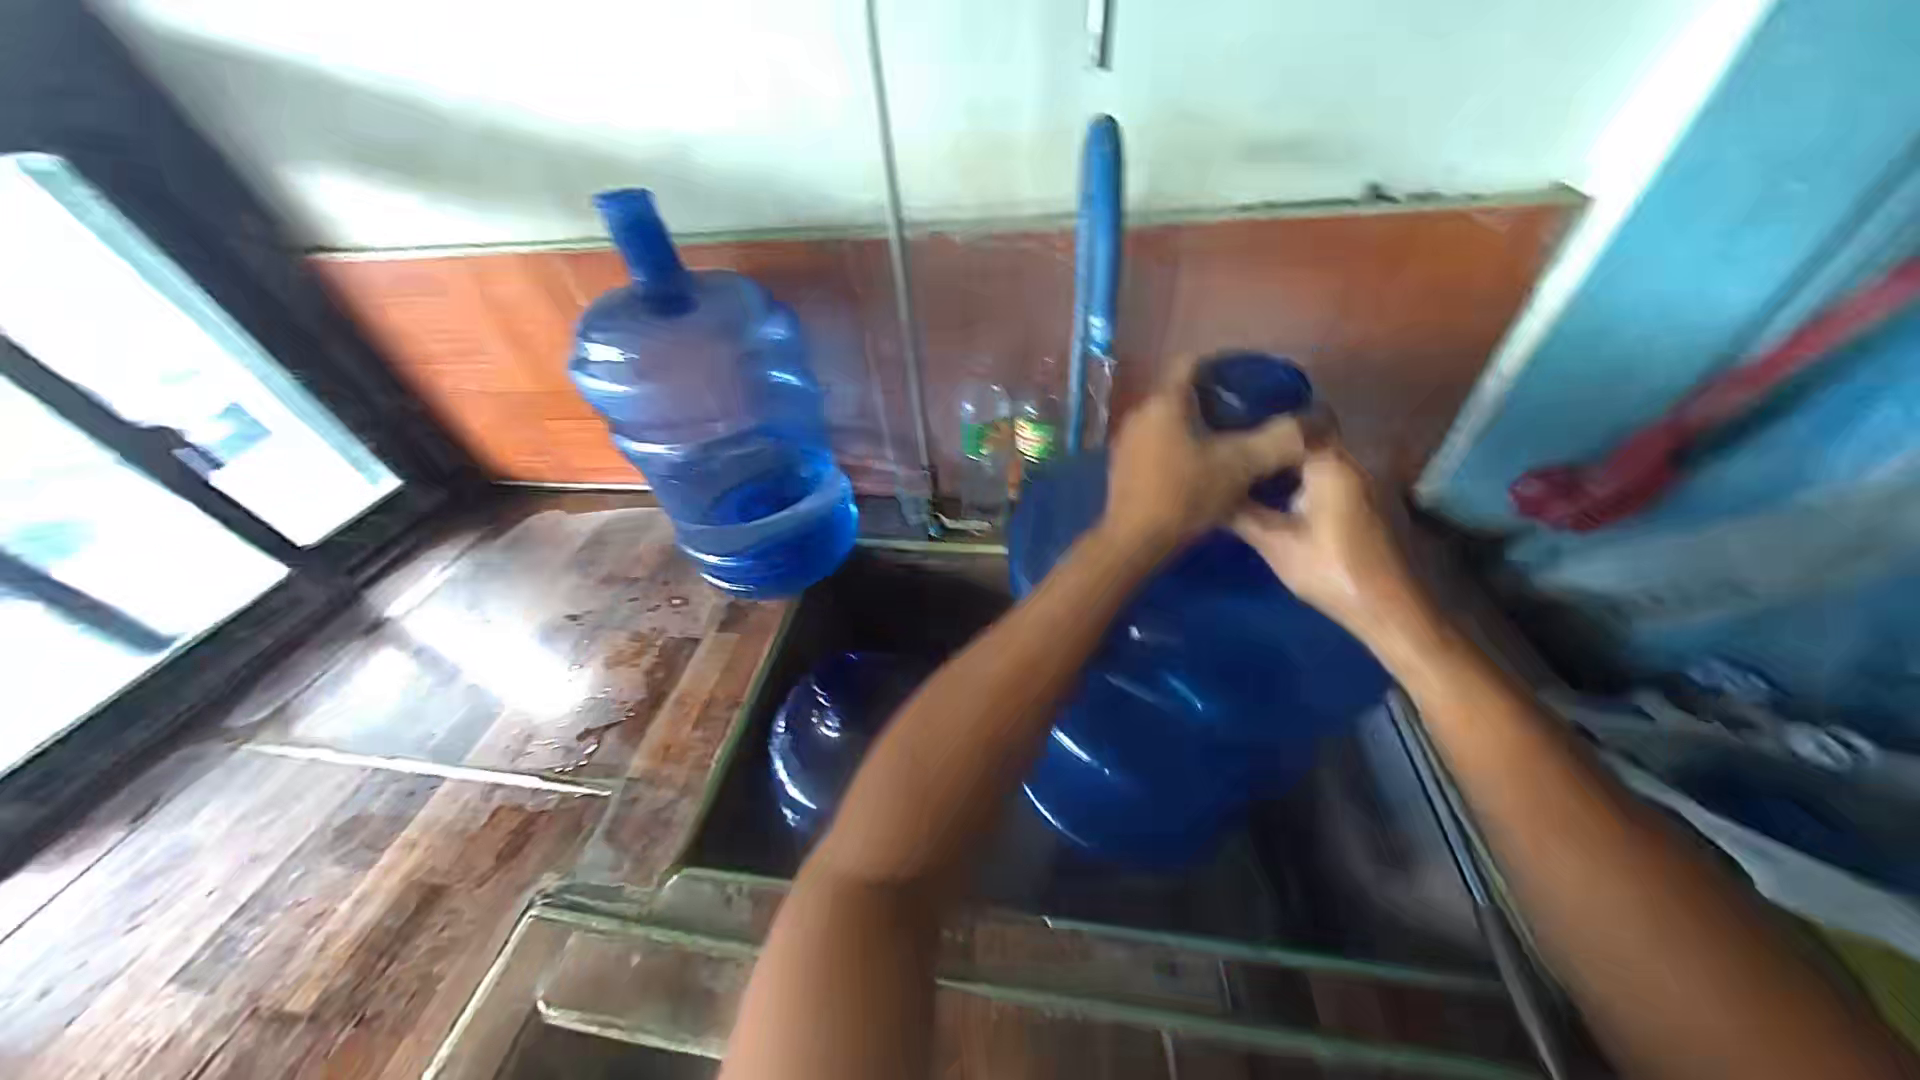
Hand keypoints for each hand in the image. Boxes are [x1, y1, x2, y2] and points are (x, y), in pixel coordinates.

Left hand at [1100, 359, 1307, 555]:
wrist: (1133, 541)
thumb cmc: (1184, 496)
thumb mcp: (1240, 466)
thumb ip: (1279, 439)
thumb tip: (1313, 421)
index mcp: (1164, 401)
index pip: (1193, 362)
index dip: (1224, 365)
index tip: (1250, 379)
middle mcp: (1140, 413)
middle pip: (1181, 394)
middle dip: (1215, 401)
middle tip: (1248, 416)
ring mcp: (1126, 442)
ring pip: (1169, 422)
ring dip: (1197, 428)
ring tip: (1229, 443)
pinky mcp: (1122, 468)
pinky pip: (1157, 445)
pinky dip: (1180, 448)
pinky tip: (1200, 468)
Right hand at [1229, 437, 1428, 640]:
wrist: (1389, 609)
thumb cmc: (1329, 570)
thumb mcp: (1273, 543)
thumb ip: (1240, 513)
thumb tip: (1207, 494)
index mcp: (1331, 463)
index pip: (1291, 426)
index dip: (1258, 427)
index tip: (1228, 436)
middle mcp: (1352, 462)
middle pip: (1304, 441)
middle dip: (1268, 449)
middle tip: (1229, 458)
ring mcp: (1364, 481)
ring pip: (1315, 460)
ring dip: (1285, 467)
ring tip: (1245, 476)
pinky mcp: (1367, 501)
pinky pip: (1327, 477)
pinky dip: (1302, 482)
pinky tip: (1276, 499)